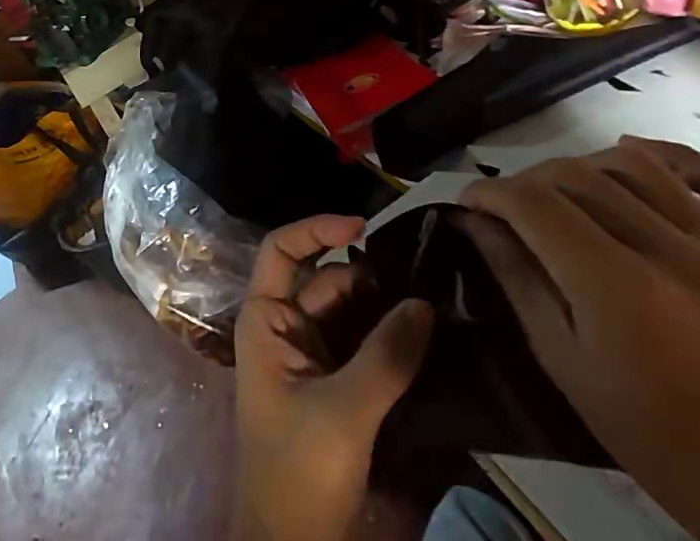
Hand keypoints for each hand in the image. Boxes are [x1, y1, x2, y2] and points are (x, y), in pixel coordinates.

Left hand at [232, 216, 434, 540]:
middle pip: (329, 279)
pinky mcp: (336, 379)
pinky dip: (389, 332)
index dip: (317, 229)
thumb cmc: (298, 472)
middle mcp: (286, 328)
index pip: (282, 251)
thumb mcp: (343, 411)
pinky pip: (363, 339)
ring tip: (432, 300)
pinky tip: (424, 332)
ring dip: (385, 305)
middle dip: (370, 277)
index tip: (363, 226)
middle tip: (424, 280)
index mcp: (267, 322)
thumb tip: (424, 302)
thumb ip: (386, 356)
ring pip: (350, 308)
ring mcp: (312, 354)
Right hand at [463, 138, 699, 540]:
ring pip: (640, 167)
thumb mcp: (567, 367)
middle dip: (528, 180)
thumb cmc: (656, 443)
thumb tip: (476, 223)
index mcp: (621, 293)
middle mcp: (674, 254)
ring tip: (558, 187)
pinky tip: (634, 155)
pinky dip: (671, 155)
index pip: (538, 205)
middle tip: (506, 205)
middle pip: (581, 177)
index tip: (469, 202)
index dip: (492, 193)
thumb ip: (519, 282)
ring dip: (584, 164)